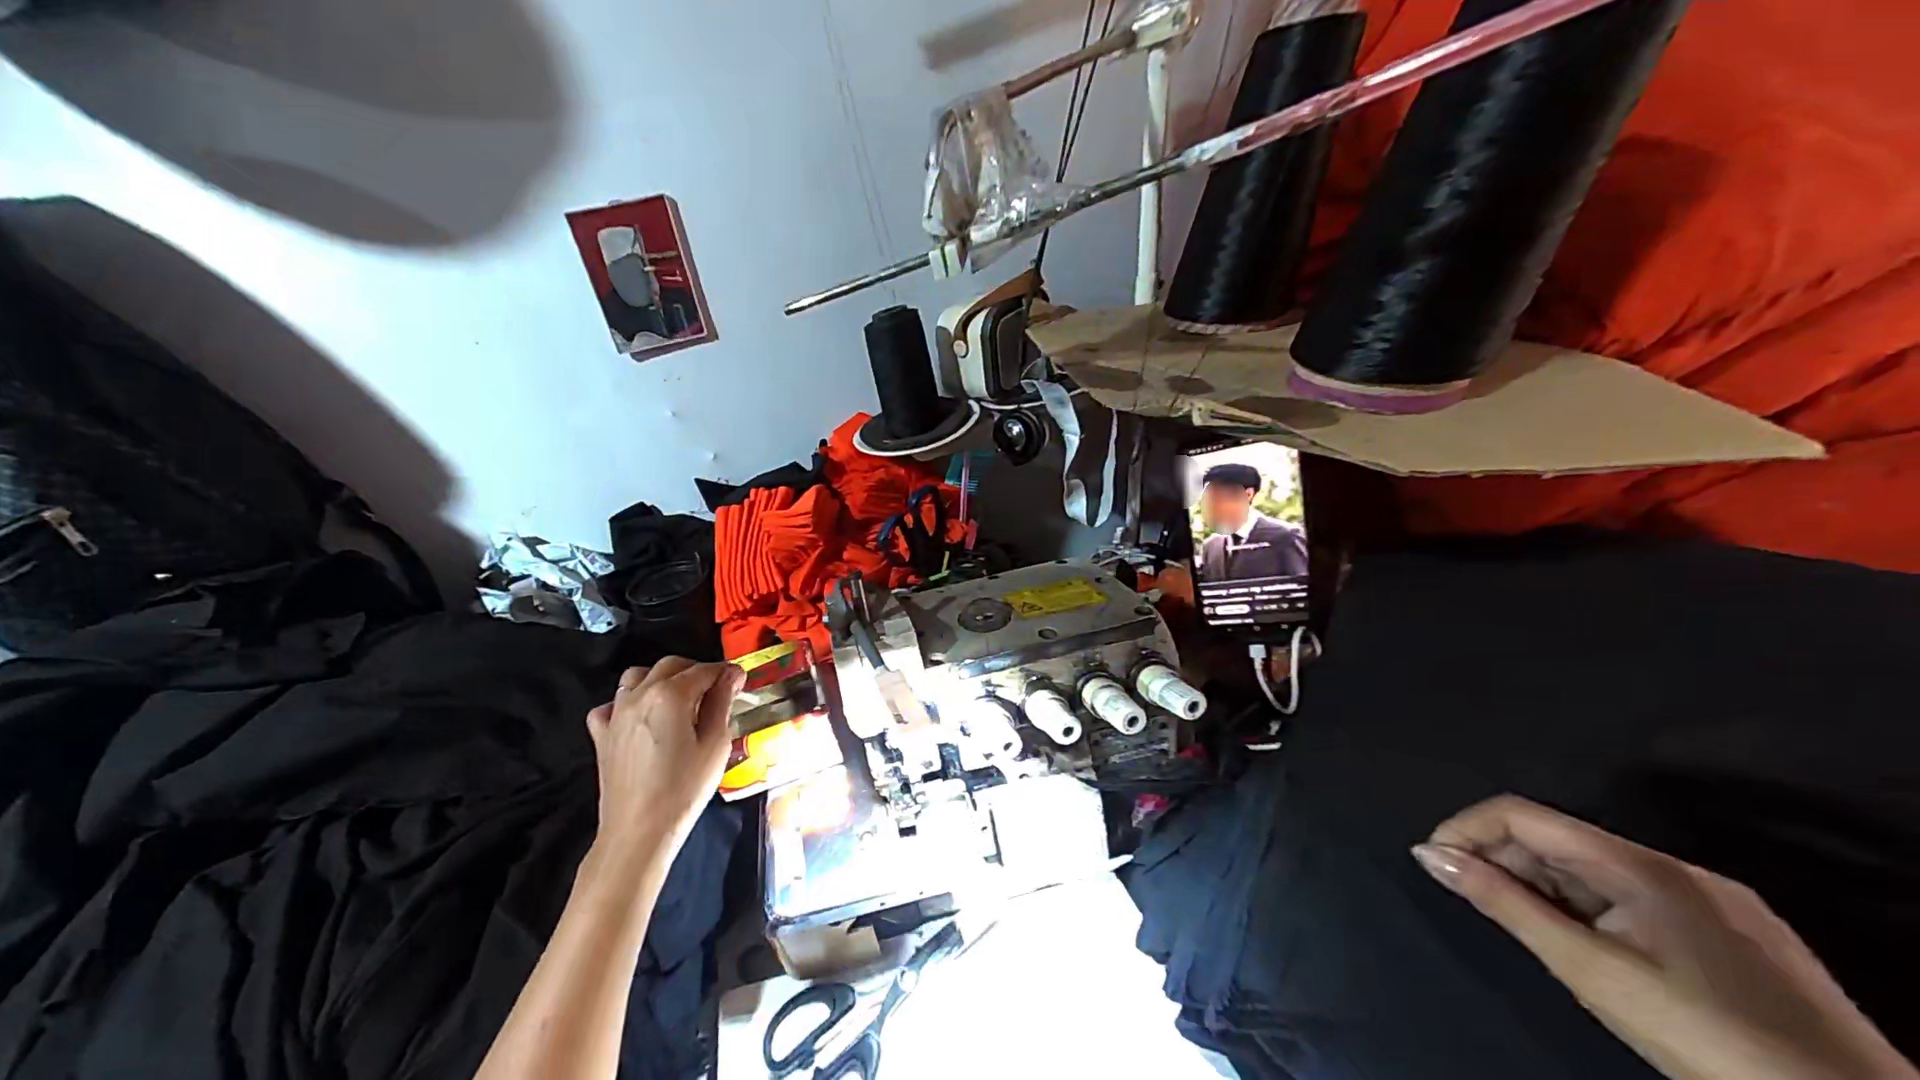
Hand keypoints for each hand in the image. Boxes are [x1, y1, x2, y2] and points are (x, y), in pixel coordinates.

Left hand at [584, 658, 741, 853]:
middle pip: (670, 666)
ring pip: (637, 677)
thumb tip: (731, 675)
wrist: (639, 830)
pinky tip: (642, 718)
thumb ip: (722, 703)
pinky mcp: (601, 735)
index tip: (739, 680)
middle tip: (716, 690)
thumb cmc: (684, 788)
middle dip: (696, 671)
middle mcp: (639, 695)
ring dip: (661, 679)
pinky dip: (627, 702)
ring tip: (680, 700)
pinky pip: (612, 705)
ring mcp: (616, 714)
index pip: (703, 670)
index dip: (725, 672)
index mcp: (670, 695)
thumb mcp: (715, 744)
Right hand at [1413, 795, 1914, 1079]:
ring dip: (1545, 885)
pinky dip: (1590, 906)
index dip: (1466, 828)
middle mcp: (1673, 864)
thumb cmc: (1702, 1035)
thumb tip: (1429, 855)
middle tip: (1476, 901)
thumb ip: (1504, 903)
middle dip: (1503, 859)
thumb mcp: (1588, 969)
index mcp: (1638, 863)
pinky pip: (1635, 894)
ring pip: (1596, 868)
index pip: (1521, 813)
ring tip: (1530, 929)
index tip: (1434, 863)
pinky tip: (1592, 945)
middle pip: (1558, 838)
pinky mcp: (1736, 928)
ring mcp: (1712, 895)